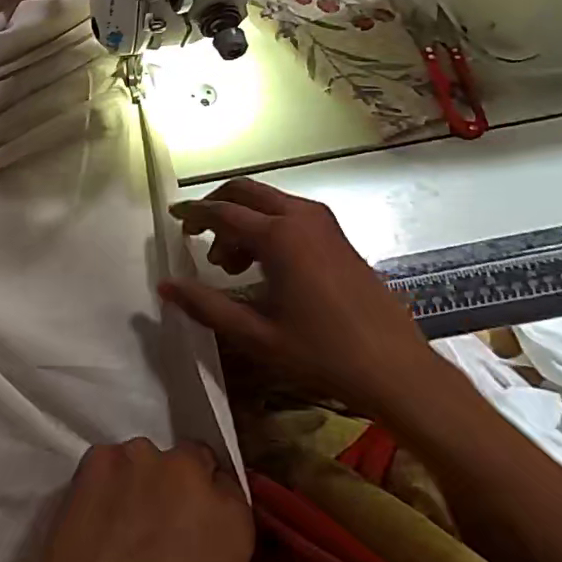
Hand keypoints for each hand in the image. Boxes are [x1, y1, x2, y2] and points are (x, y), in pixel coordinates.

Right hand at [158, 177, 440, 416]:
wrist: (396, 369)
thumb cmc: (321, 352)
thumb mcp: (255, 335)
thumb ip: (205, 306)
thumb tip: (165, 286)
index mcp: (280, 236)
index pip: (223, 212)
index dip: (193, 213)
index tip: (173, 218)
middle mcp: (302, 218)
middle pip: (246, 192)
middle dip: (216, 207)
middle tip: (196, 235)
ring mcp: (325, 226)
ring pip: (269, 203)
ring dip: (242, 221)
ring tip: (229, 265)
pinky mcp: (338, 238)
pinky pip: (290, 215)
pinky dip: (266, 228)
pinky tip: (263, 267)